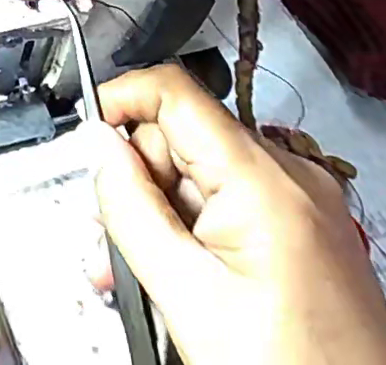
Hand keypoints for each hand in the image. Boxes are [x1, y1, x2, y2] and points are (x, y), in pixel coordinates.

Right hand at [86, 64, 385, 364]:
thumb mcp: (187, 295)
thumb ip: (131, 207)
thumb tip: (97, 142)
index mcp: (266, 182)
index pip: (173, 91)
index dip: (120, 100)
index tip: (89, 138)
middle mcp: (288, 174)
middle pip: (177, 133)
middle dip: (137, 177)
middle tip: (121, 238)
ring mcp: (296, 198)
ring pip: (190, 167)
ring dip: (156, 208)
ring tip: (145, 269)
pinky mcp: (295, 222)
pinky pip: (217, 195)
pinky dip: (186, 222)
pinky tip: (175, 269)